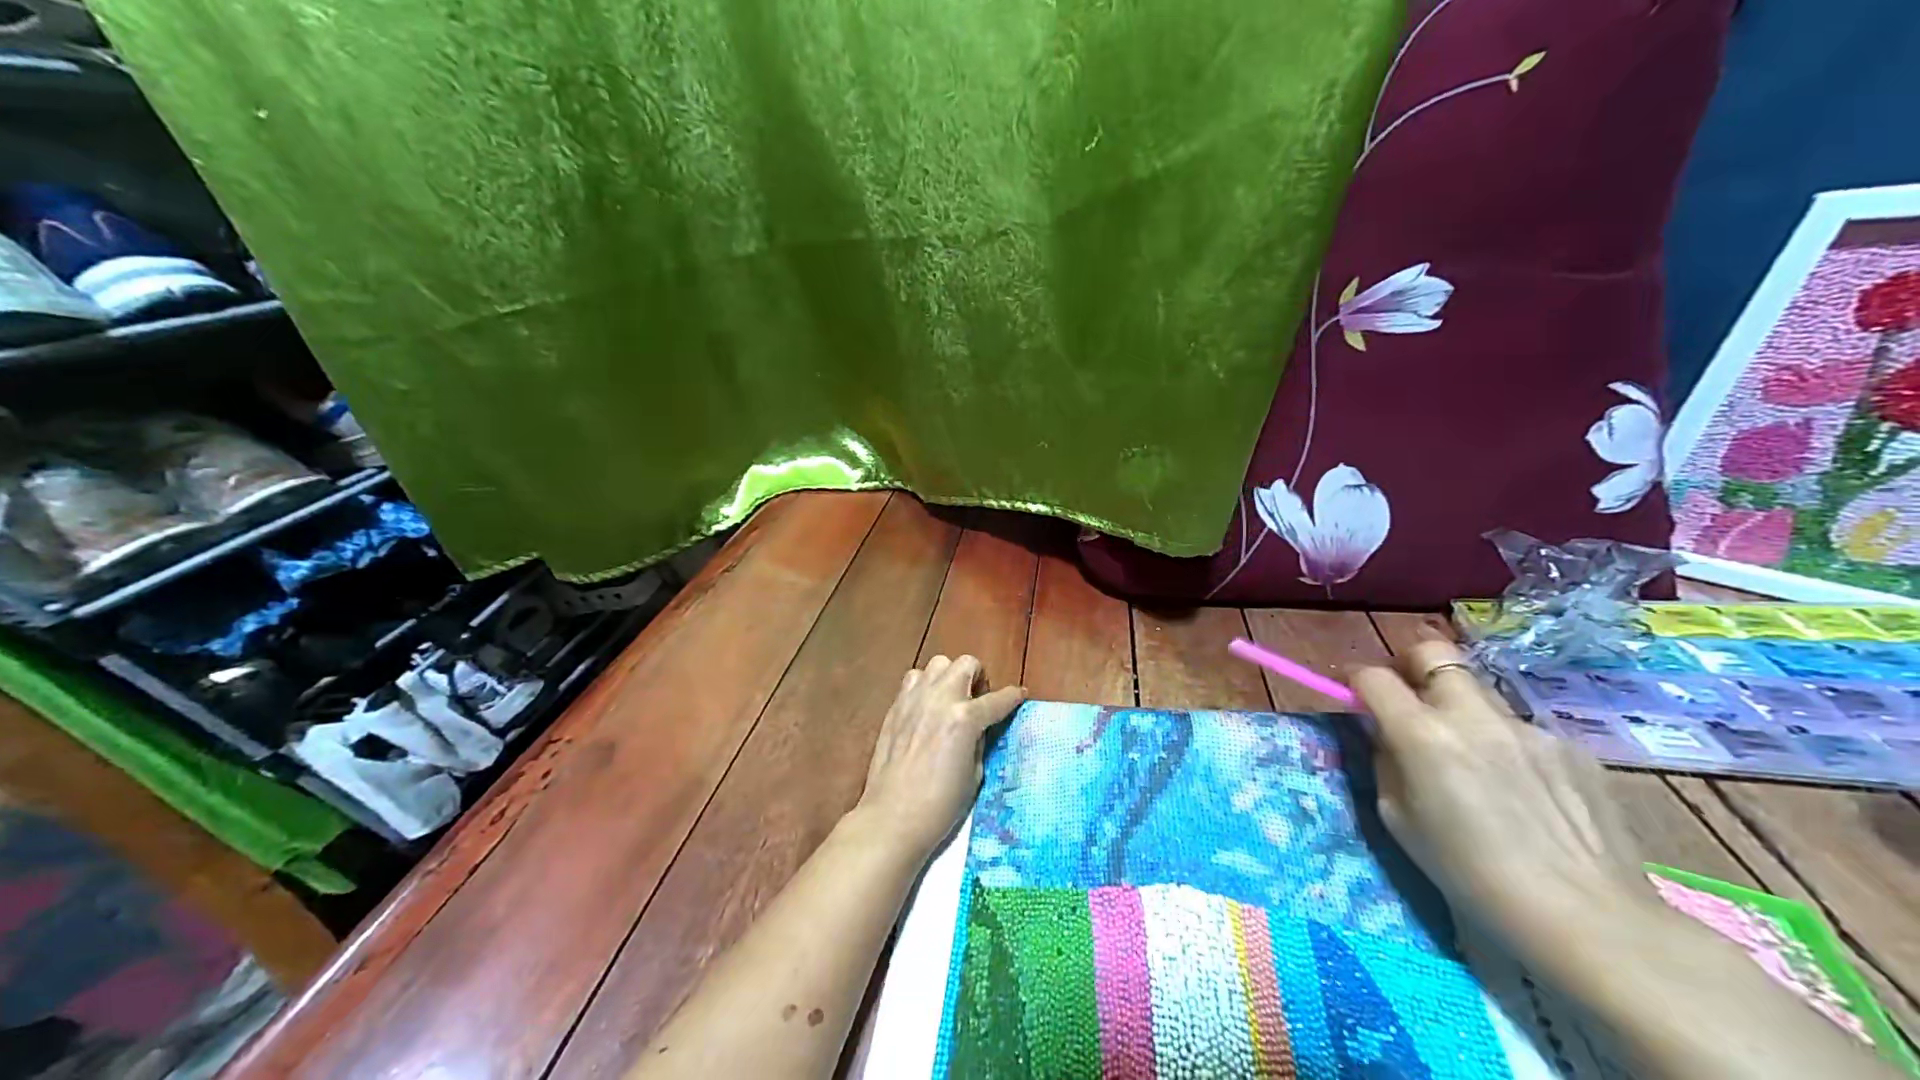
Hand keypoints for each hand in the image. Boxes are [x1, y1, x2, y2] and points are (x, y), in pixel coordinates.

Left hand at [853, 655, 1024, 859]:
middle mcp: (940, 699)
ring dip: (950, 677)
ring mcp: (915, 698)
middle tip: (977, 701)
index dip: (1014, 697)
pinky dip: (926, 685)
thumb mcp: (975, 773)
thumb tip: (979, 726)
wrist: (893, 816)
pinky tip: (927, 708)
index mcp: (965, 718)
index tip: (1020, 695)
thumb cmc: (940, 804)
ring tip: (950, 701)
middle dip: (979, 678)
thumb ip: (979, 740)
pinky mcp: (895, 705)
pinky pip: (915, 679)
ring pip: (939, 664)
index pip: (998, 699)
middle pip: (966, 664)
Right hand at [1350, 640, 1657, 973]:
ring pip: (1481, 694)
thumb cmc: (1468, 873)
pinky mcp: (1572, 747)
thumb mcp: (1398, 819)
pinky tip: (1525, 792)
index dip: (1359, 681)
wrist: (1585, 917)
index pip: (1375, 677)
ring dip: (1463, 711)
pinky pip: (1523, 730)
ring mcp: (1528, 727)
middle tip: (1410, 697)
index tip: (1357, 695)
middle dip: (1412, 665)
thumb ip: (1386, 763)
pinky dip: (1508, 746)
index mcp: (1422, 734)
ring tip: (1475, 760)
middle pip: (1434, 652)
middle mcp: (1473, 716)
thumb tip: (1386, 736)